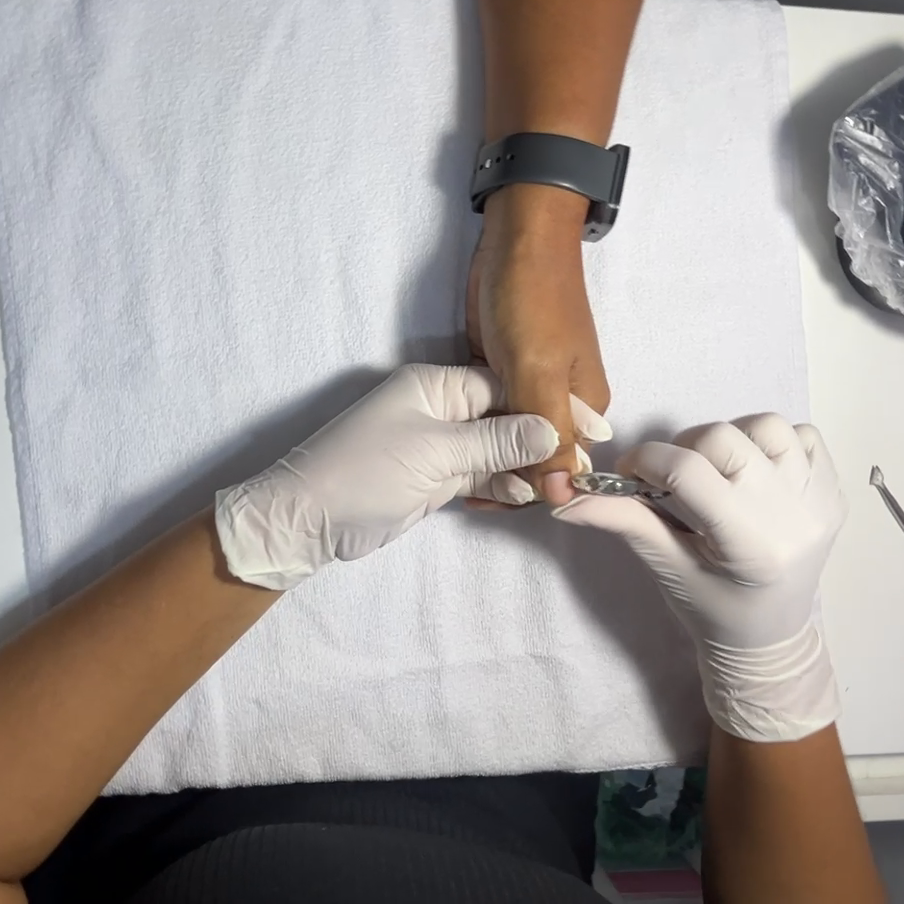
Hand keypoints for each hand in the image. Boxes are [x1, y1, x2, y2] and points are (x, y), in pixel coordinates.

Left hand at [215, 365, 561, 589]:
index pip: (506, 386)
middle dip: (542, 441)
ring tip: (560, 487)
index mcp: (436, 385)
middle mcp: (442, 408)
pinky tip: (527, 497)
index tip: (592, 429)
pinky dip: (502, 485)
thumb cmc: (367, 471)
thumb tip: (553, 429)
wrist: (311, 519)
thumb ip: (496, 440)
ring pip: (497, 450)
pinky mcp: (437, 477)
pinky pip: (481, 475)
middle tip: (583, 466)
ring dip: (525, 467)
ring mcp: (440, 445)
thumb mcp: (435, 451)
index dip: (548, 406)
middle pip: (506, 418)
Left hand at [467, 184, 611, 504]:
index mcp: (583, 406)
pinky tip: (455, 451)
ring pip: (507, 436)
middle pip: (532, 454)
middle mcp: (559, 401)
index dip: (534, 489)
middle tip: (474, 500)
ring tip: (457, 486)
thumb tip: (562, 495)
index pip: (562, 466)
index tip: (500, 504)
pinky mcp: (500, 370)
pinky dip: (477, 432)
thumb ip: (547, 433)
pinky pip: (489, 414)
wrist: (516, 236)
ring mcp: (527, 384)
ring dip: (489, 458)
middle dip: (508, 478)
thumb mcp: (539, 373)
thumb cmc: (532, 303)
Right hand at [553, 415, 846, 741]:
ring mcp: (821, 503)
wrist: (771, 637)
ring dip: (731, 441)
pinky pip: (804, 435)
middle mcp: (794, 518)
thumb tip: (563, 497)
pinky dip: (772, 443)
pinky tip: (754, 473)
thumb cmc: (710, 608)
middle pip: (724, 439)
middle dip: (683, 448)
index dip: (646, 459)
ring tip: (717, 472)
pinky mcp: (835, 493)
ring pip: (766, 426)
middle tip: (673, 477)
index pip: (687, 471)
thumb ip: (620, 521)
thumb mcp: (664, 566)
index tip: (631, 473)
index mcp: (749, 545)